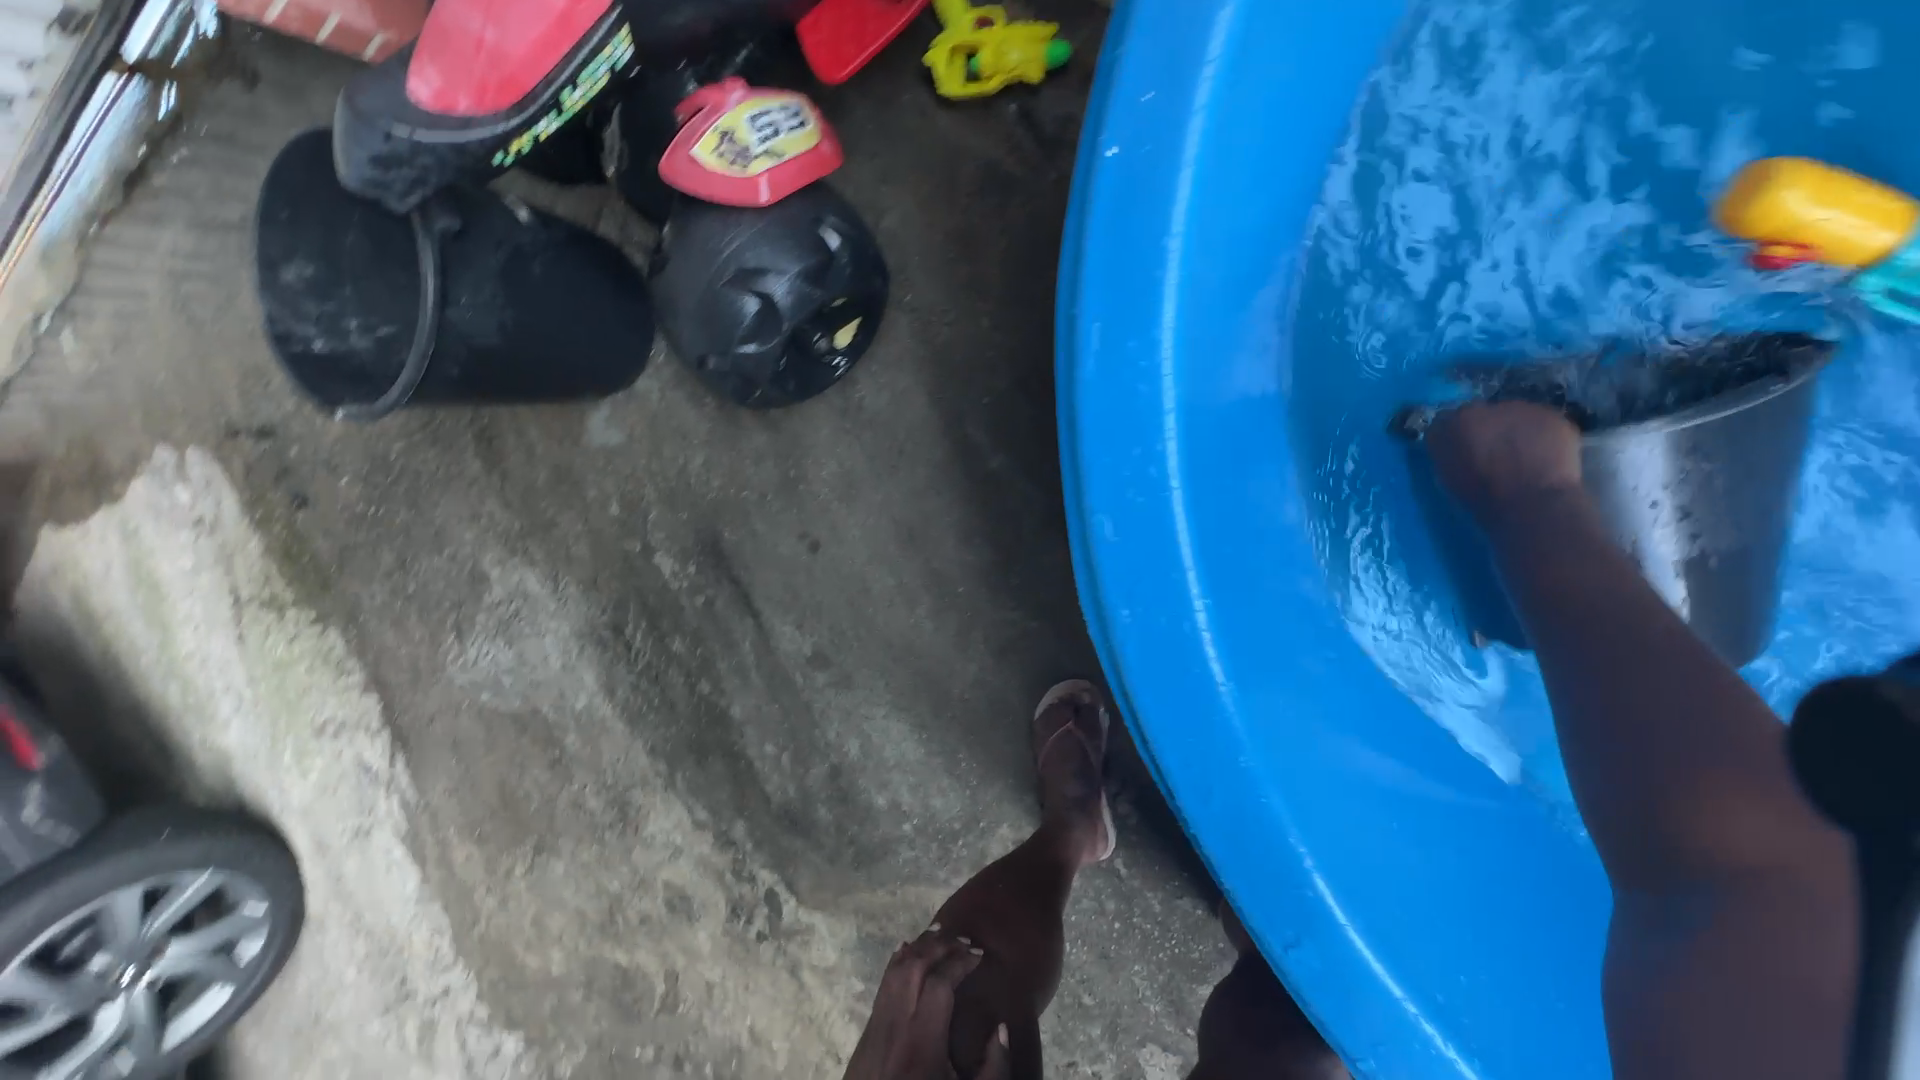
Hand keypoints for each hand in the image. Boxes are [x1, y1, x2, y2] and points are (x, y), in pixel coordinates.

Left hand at [843, 932, 1010, 1079]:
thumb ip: (993, 1068)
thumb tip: (1003, 1029)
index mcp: (924, 1040)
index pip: (939, 983)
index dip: (960, 962)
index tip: (979, 953)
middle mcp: (897, 1024)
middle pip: (914, 966)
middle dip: (939, 945)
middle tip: (963, 938)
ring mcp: (878, 1025)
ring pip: (894, 971)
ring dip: (917, 947)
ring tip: (939, 933)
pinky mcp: (866, 1031)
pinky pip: (882, 985)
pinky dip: (896, 961)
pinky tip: (906, 950)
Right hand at [1425, 402, 1584, 521]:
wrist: (1532, 502)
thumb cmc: (1482, 497)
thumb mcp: (1448, 477)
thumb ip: (1448, 453)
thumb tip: (1457, 448)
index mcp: (1450, 425)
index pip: (1445, 422)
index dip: (1455, 438)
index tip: (1462, 453)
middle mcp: (1481, 408)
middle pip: (1480, 414)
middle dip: (1486, 430)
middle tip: (1494, 456)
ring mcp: (1519, 408)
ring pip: (1514, 416)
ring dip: (1515, 431)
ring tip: (1525, 457)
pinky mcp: (1551, 414)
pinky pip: (1543, 422)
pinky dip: (1543, 436)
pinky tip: (1546, 456)